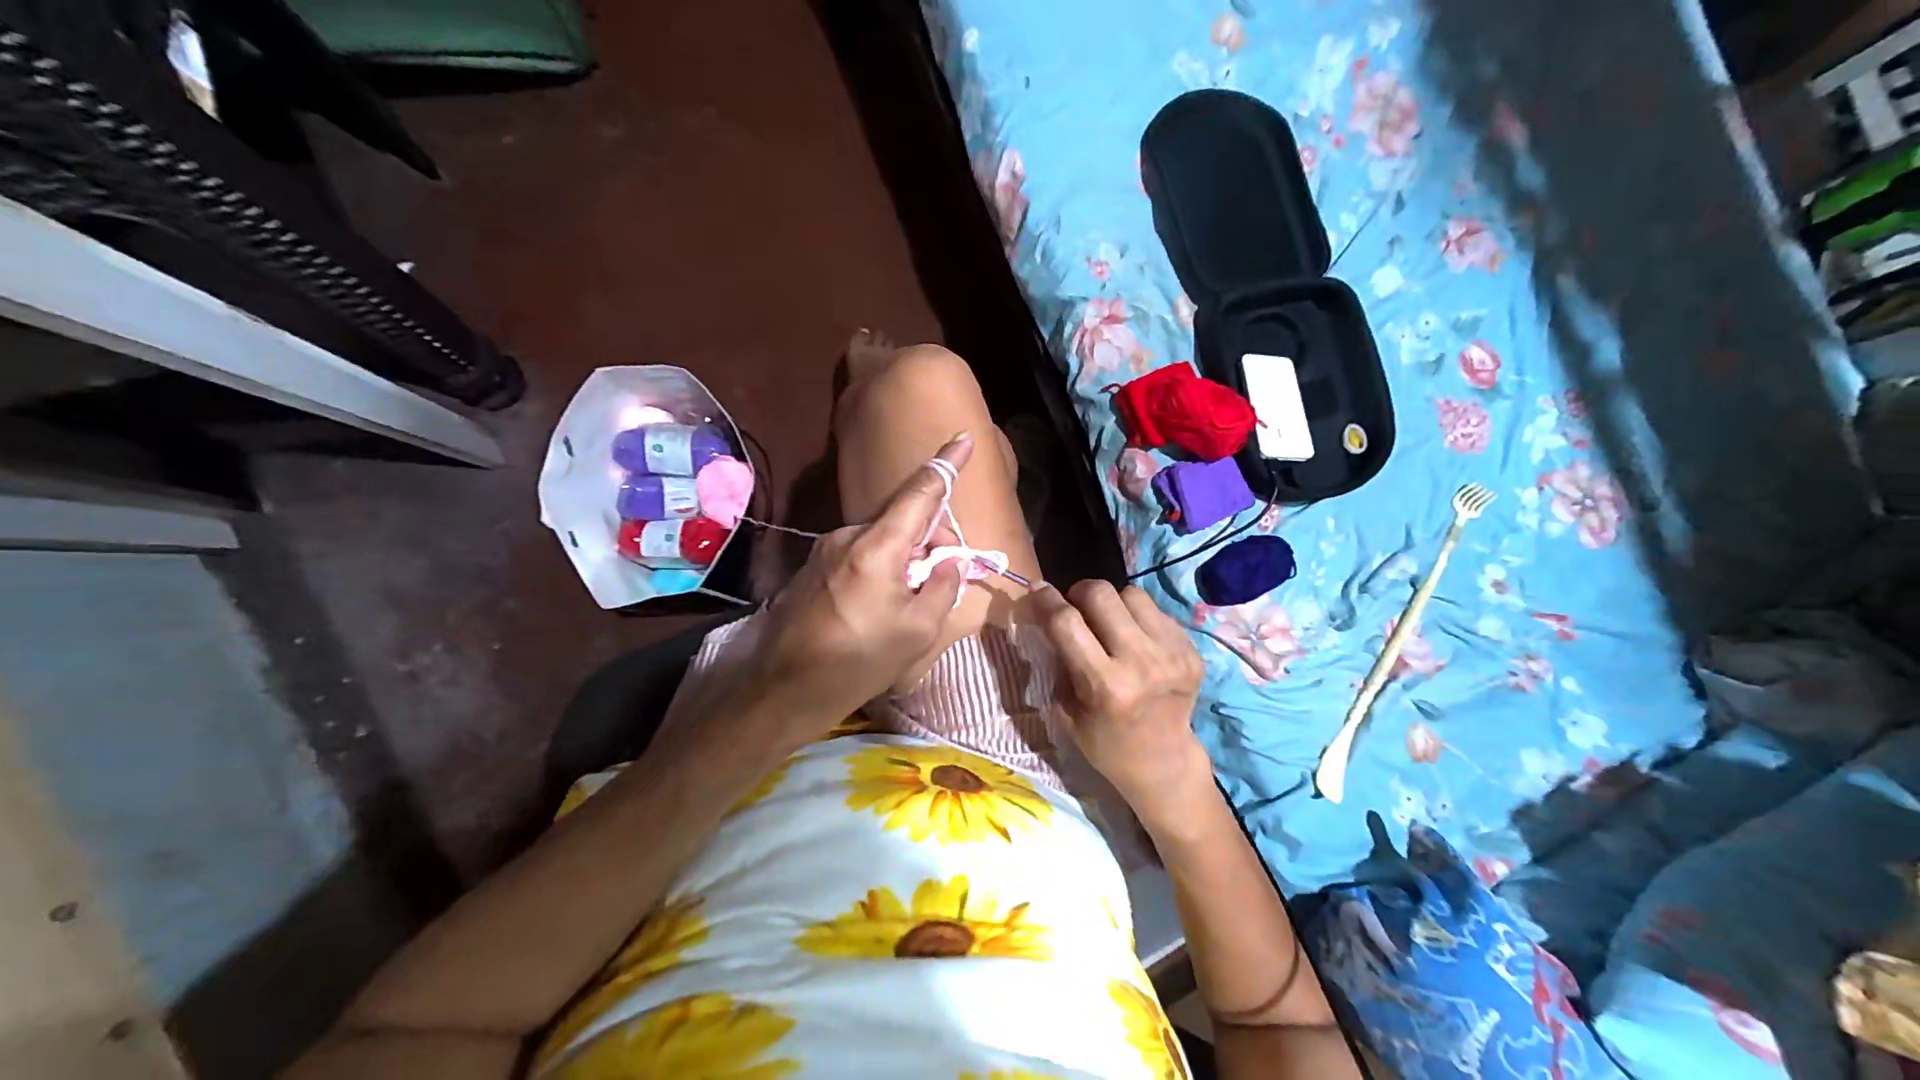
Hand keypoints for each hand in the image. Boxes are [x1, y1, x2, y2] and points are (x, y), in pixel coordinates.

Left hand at [747, 434, 971, 726]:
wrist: (783, 689)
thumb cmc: (857, 662)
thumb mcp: (918, 631)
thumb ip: (942, 587)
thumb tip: (947, 563)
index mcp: (877, 546)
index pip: (921, 492)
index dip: (946, 465)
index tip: (963, 437)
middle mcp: (848, 535)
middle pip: (904, 520)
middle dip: (930, 541)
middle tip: (940, 583)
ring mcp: (825, 549)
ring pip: (882, 540)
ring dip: (904, 560)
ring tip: (905, 606)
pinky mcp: (813, 565)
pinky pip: (860, 554)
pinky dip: (880, 569)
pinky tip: (876, 609)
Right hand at [1032, 580, 1211, 824]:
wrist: (1163, 761)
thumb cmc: (1104, 741)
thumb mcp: (1068, 708)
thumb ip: (1060, 659)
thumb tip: (1048, 613)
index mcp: (1106, 686)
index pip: (1067, 623)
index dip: (1046, 600)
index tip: (1037, 589)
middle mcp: (1142, 664)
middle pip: (1102, 594)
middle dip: (1080, 593)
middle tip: (1076, 607)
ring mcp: (1173, 654)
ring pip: (1131, 594)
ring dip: (1112, 603)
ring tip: (1108, 623)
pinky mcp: (1192, 650)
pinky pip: (1156, 611)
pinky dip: (1138, 619)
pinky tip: (1135, 641)